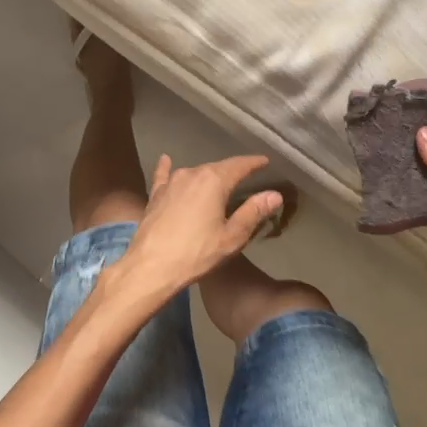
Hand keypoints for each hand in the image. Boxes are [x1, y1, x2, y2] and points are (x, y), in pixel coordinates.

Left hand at [112, 155, 282, 297]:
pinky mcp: (155, 195)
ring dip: (207, 176)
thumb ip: (253, 212)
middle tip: (246, 177)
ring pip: (194, 173)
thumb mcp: (232, 236)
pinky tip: (165, 159)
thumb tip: (274, 194)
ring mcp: (170, 183)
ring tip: (218, 180)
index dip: (254, 163)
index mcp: (214, 181)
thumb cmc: (197, 253)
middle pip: (217, 168)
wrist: (151, 267)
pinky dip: (167, 168)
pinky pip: (164, 176)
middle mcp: (192, 173)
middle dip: (232, 171)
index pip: (239, 165)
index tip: (265, 162)